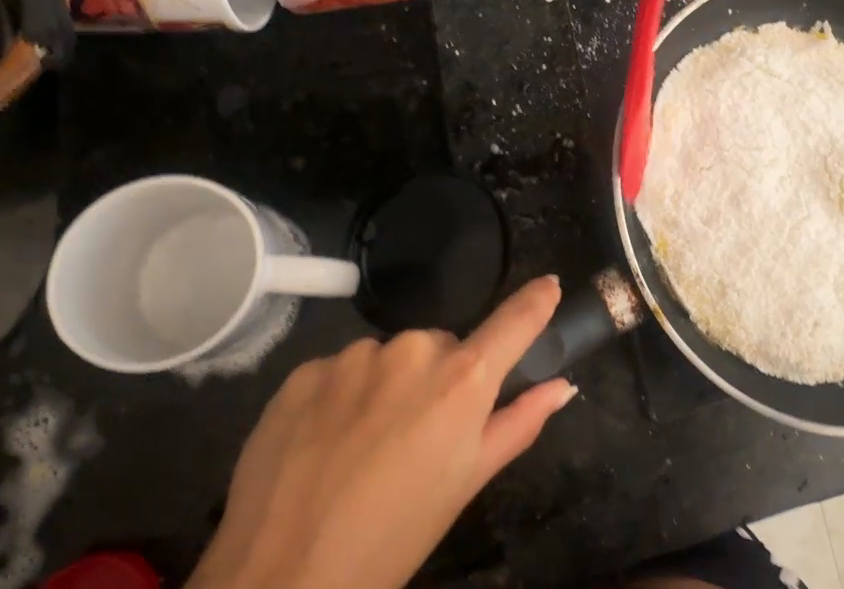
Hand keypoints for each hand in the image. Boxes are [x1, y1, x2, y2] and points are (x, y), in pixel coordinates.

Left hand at [187, 277, 573, 588]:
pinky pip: (341, 371)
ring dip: (388, 387)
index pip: (513, 322)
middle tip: (420, 436)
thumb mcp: (467, 483)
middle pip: (442, 347)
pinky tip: (325, 443)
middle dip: (440, 378)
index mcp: (462, 380)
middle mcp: (412, 350)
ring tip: (364, 447)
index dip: (536, 301)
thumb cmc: (395, 537)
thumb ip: (519, 424)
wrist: (281, 574)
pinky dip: (342, 397)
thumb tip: (561, 386)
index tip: (549, 284)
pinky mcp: (305, 369)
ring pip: (388, 358)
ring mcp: (354, 356)